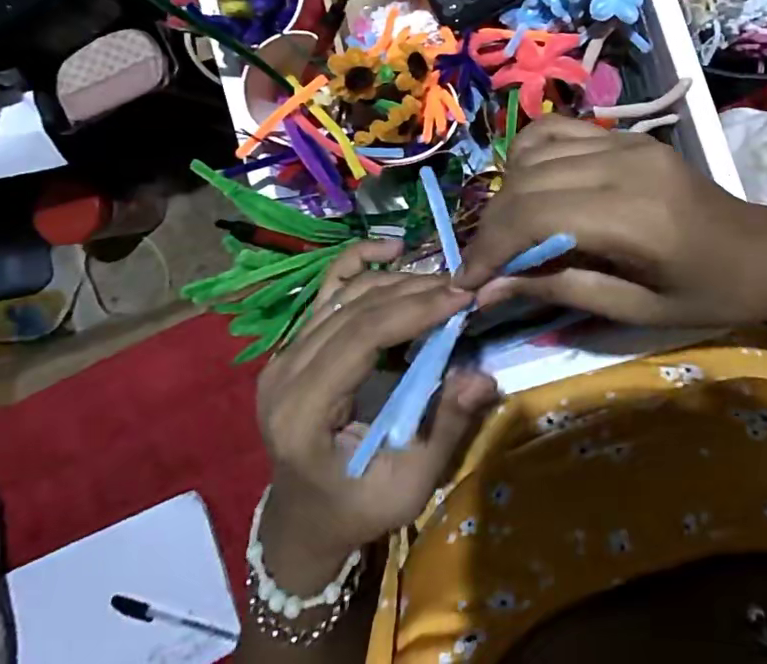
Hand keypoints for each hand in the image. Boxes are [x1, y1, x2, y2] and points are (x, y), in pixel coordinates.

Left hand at [254, 240, 498, 591]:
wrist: (305, 519)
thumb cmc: (358, 507)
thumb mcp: (410, 484)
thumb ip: (445, 428)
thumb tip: (483, 377)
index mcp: (302, 414)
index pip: (360, 338)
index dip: (413, 310)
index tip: (462, 296)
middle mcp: (283, 375)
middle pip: (354, 310)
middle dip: (415, 292)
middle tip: (465, 288)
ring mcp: (283, 356)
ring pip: (344, 295)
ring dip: (397, 281)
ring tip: (445, 283)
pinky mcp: (292, 347)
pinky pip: (326, 292)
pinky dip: (359, 264)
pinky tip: (391, 248)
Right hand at [455, 116, 766, 325]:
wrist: (765, 252)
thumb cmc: (709, 294)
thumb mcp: (636, 311)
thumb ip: (562, 288)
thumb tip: (491, 285)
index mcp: (632, 215)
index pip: (533, 215)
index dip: (490, 248)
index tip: (466, 283)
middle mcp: (623, 164)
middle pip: (526, 182)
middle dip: (492, 227)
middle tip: (484, 266)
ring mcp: (625, 141)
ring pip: (532, 151)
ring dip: (507, 193)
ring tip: (508, 233)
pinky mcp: (627, 135)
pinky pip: (557, 131)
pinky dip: (529, 158)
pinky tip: (531, 189)